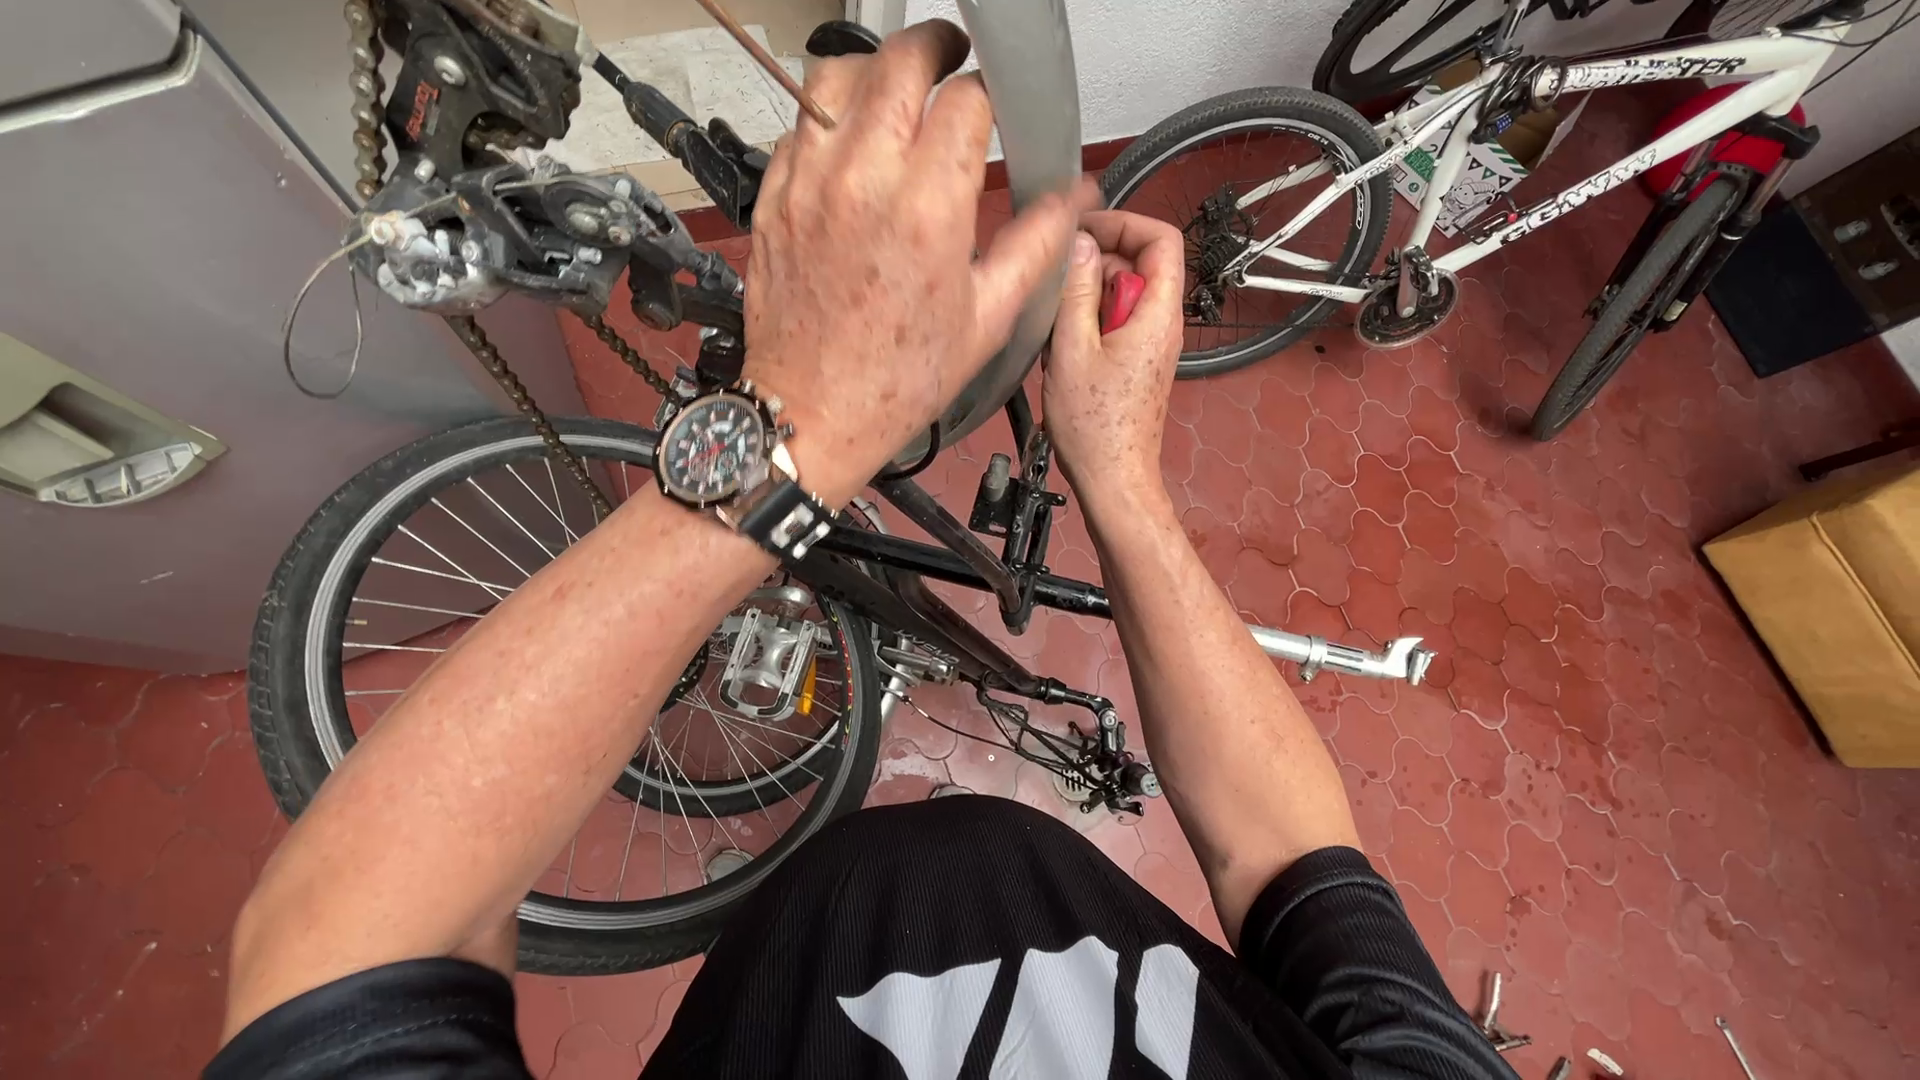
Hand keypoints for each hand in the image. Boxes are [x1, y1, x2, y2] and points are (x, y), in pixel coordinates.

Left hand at [740, 20, 1092, 503]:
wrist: (815, 413)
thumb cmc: (896, 380)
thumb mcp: (986, 319)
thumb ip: (1035, 244)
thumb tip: (1074, 199)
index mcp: (927, 208)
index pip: (966, 99)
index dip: (988, 96)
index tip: (991, 110)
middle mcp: (863, 181)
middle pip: (900, 60)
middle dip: (935, 48)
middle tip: (951, 57)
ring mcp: (810, 185)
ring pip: (837, 75)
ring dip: (875, 71)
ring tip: (897, 92)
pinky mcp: (774, 199)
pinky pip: (800, 127)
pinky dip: (830, 119)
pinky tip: (852, 148)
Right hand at [1041, 210, 1185, 510]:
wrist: (1112, 478)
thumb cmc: (1092, 422)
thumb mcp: (1072, 350)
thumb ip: (1076, 291)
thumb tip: (1080, 243)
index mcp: (1157, 314)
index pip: (1161, 239)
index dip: (1124, 224)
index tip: (1083, 232)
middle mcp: (1162, 323)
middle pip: (1138, 265)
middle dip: (1096, 263)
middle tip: (1055, 282)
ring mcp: (1151, 344)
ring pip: (1122, 295)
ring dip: (1087, 296)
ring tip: (1054, 322)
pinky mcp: (1137, 363)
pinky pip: (1117, 323)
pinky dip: (1089, 323)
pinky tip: (1063, 348)